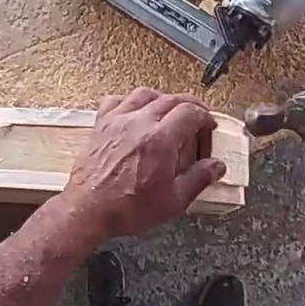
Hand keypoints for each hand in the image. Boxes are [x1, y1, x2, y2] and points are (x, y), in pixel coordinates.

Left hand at [50, 88, 226, 245]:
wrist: (88, 211)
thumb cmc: (126, 209)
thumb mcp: (174, 201)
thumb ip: (198, 179)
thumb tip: (216, 166)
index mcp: (160, 140)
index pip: (190, 111)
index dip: (205, 116)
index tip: (208, 125)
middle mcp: (138, 124)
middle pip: (170, 99)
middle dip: (189, 105)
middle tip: (196, 117)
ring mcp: (117, 122)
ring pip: (144, 94)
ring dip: (161, 98)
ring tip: (169, 110)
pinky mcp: (100, 126)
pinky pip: (116, 101)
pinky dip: (129, 101)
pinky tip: (135, 112)